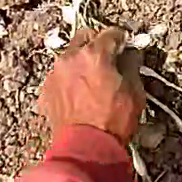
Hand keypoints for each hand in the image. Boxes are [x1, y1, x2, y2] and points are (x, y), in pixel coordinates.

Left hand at [36, 27, 145, 148]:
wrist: (85, 149)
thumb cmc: (113, 120)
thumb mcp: (135, 90)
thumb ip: (131, 65)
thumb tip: (129, 55)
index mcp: (94, 54)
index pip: (111, 33)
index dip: (123, 38)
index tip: (128, 45)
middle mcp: (70, 58)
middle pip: (85, 37)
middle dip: (98, 43)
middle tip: (110, 57)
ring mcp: (55, 74)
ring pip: (71, 55)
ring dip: (83, 60)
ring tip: (95, 77)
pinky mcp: (46, 91)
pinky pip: (61, 74)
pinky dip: (71, 77)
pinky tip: (82, 92)